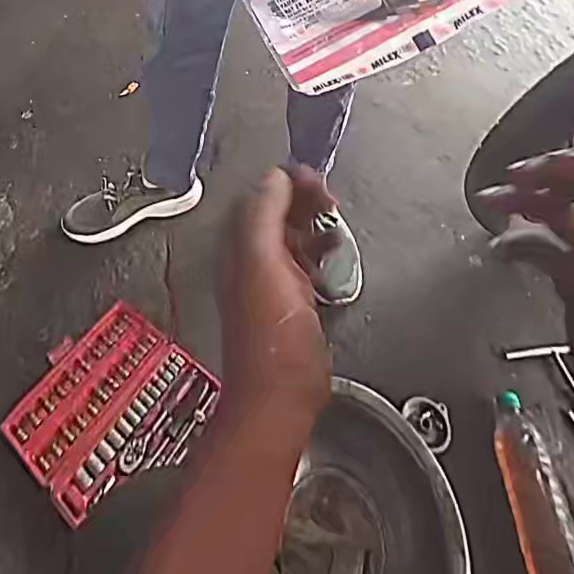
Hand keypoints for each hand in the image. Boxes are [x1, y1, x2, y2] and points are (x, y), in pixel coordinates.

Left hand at [218, 167, 334, 421]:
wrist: (281, 395)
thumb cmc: (273, 337)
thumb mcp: (265, 265)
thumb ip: (264, 217)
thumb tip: (272, 178)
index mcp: (237, 247)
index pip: (257, 196)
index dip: (285, 182)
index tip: (314, 179)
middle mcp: (249, 259)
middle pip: (275, 211)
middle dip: (302, 198)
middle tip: (329, 198)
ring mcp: (271, 279)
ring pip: (291, 233)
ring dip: (313, 221)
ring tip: (335, 219)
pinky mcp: (291, 297)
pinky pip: (304, 259)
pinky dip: (320, 248)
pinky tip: (334, 251)